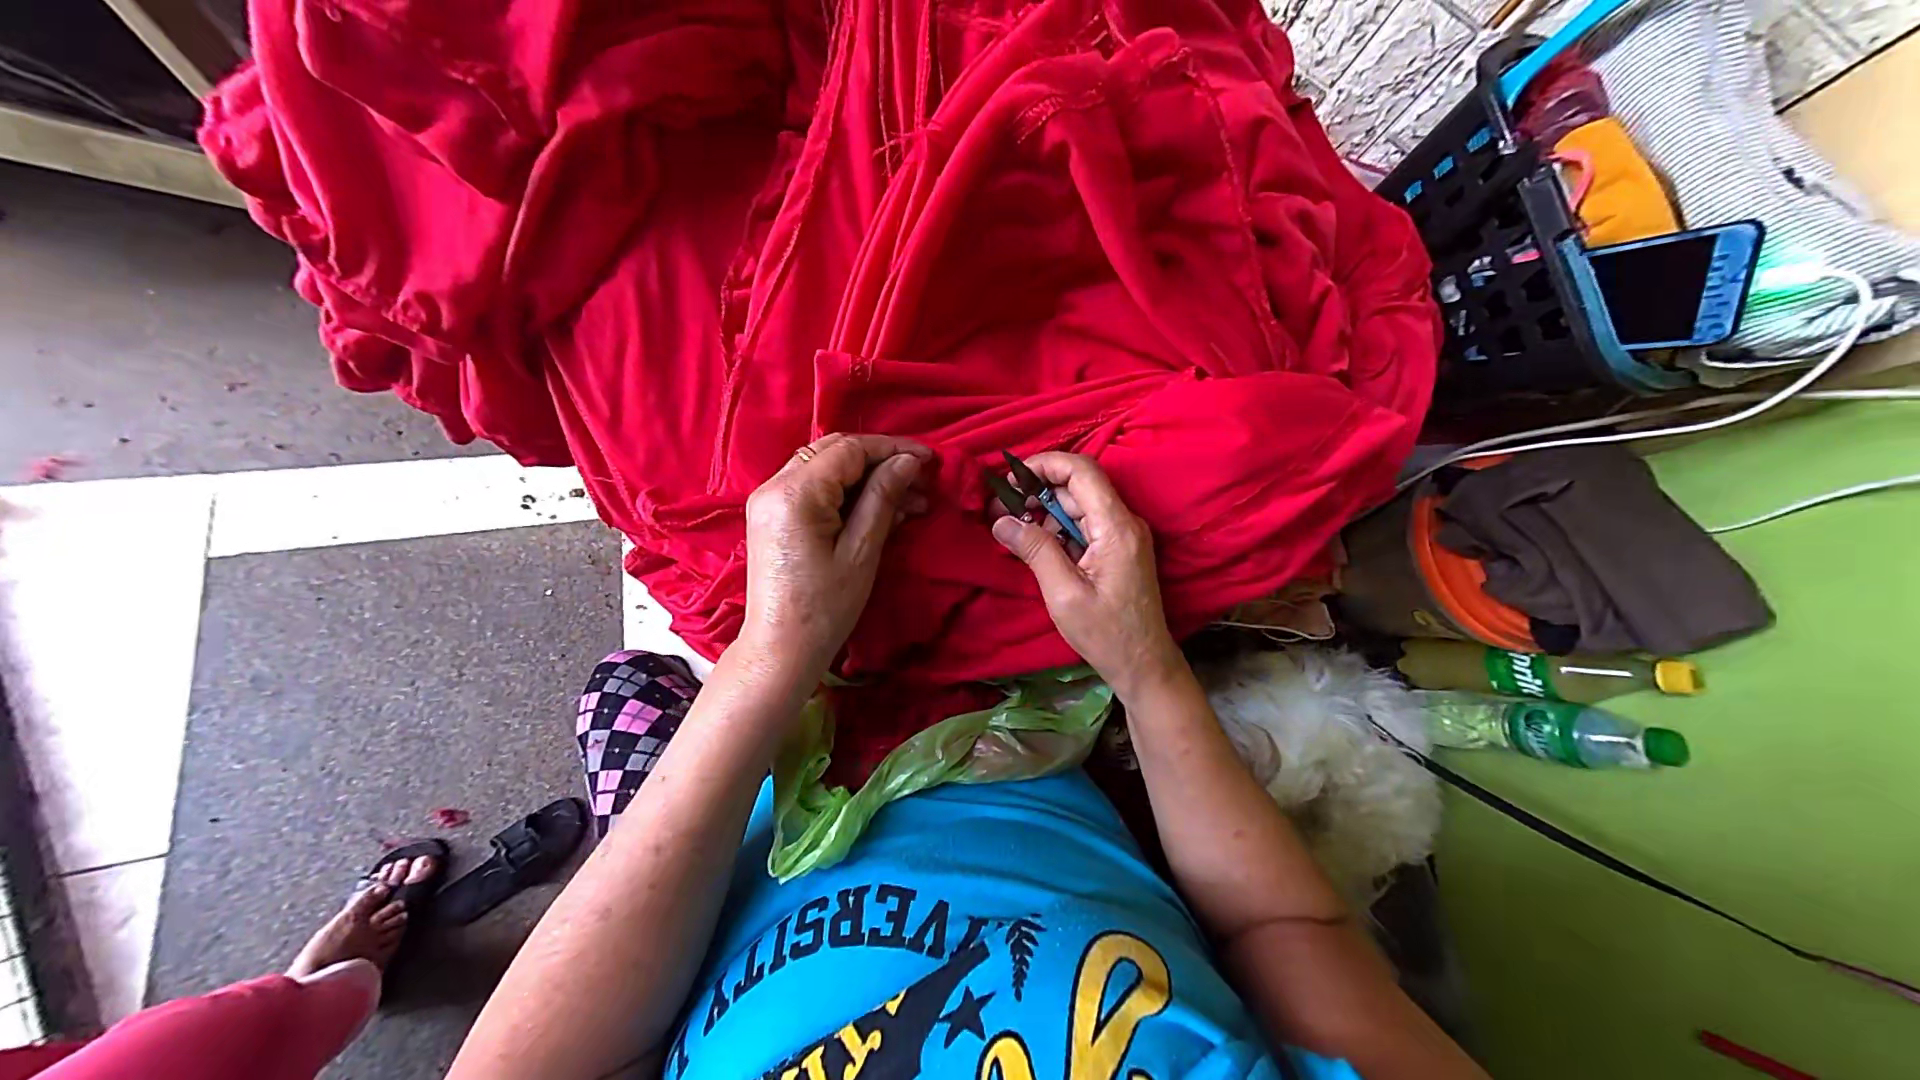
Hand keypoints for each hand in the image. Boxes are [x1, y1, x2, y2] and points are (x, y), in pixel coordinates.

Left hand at [740, 433, 932, 680]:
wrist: (781, 649)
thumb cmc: (824, 609)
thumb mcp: (861, 552)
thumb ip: (882, 498)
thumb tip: (907, 462)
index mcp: (795, 493)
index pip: (849, 449)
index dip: (892, 449)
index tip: (929, 460)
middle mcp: (774, 486)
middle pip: (835, 451)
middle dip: (881, 460)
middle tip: (921, 478)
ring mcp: (769, 499)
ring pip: (826, 467)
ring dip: (868, 476)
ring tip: (911, 499)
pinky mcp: (773, 515)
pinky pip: (815, 487)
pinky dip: (848, 492)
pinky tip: (882, 508)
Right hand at [990, 453, 1187, 701]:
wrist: (1144, 664)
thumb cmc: (1106, 633)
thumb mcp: (1064, 594)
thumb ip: (1035, 550)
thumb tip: (1002, 521)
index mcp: (1116, 527)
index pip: (1081, 471)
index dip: (1044, 465)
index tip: (1010, 479)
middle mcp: (1124, 522)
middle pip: (1077, 487)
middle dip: (1035, 491)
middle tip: (999, 510)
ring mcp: (1123, 535)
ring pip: (1078, 505)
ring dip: (1044, 511)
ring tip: (1012, 529)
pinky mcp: (1118, 549)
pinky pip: (1084, 525)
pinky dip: (1057, 528)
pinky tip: (1035, 544)